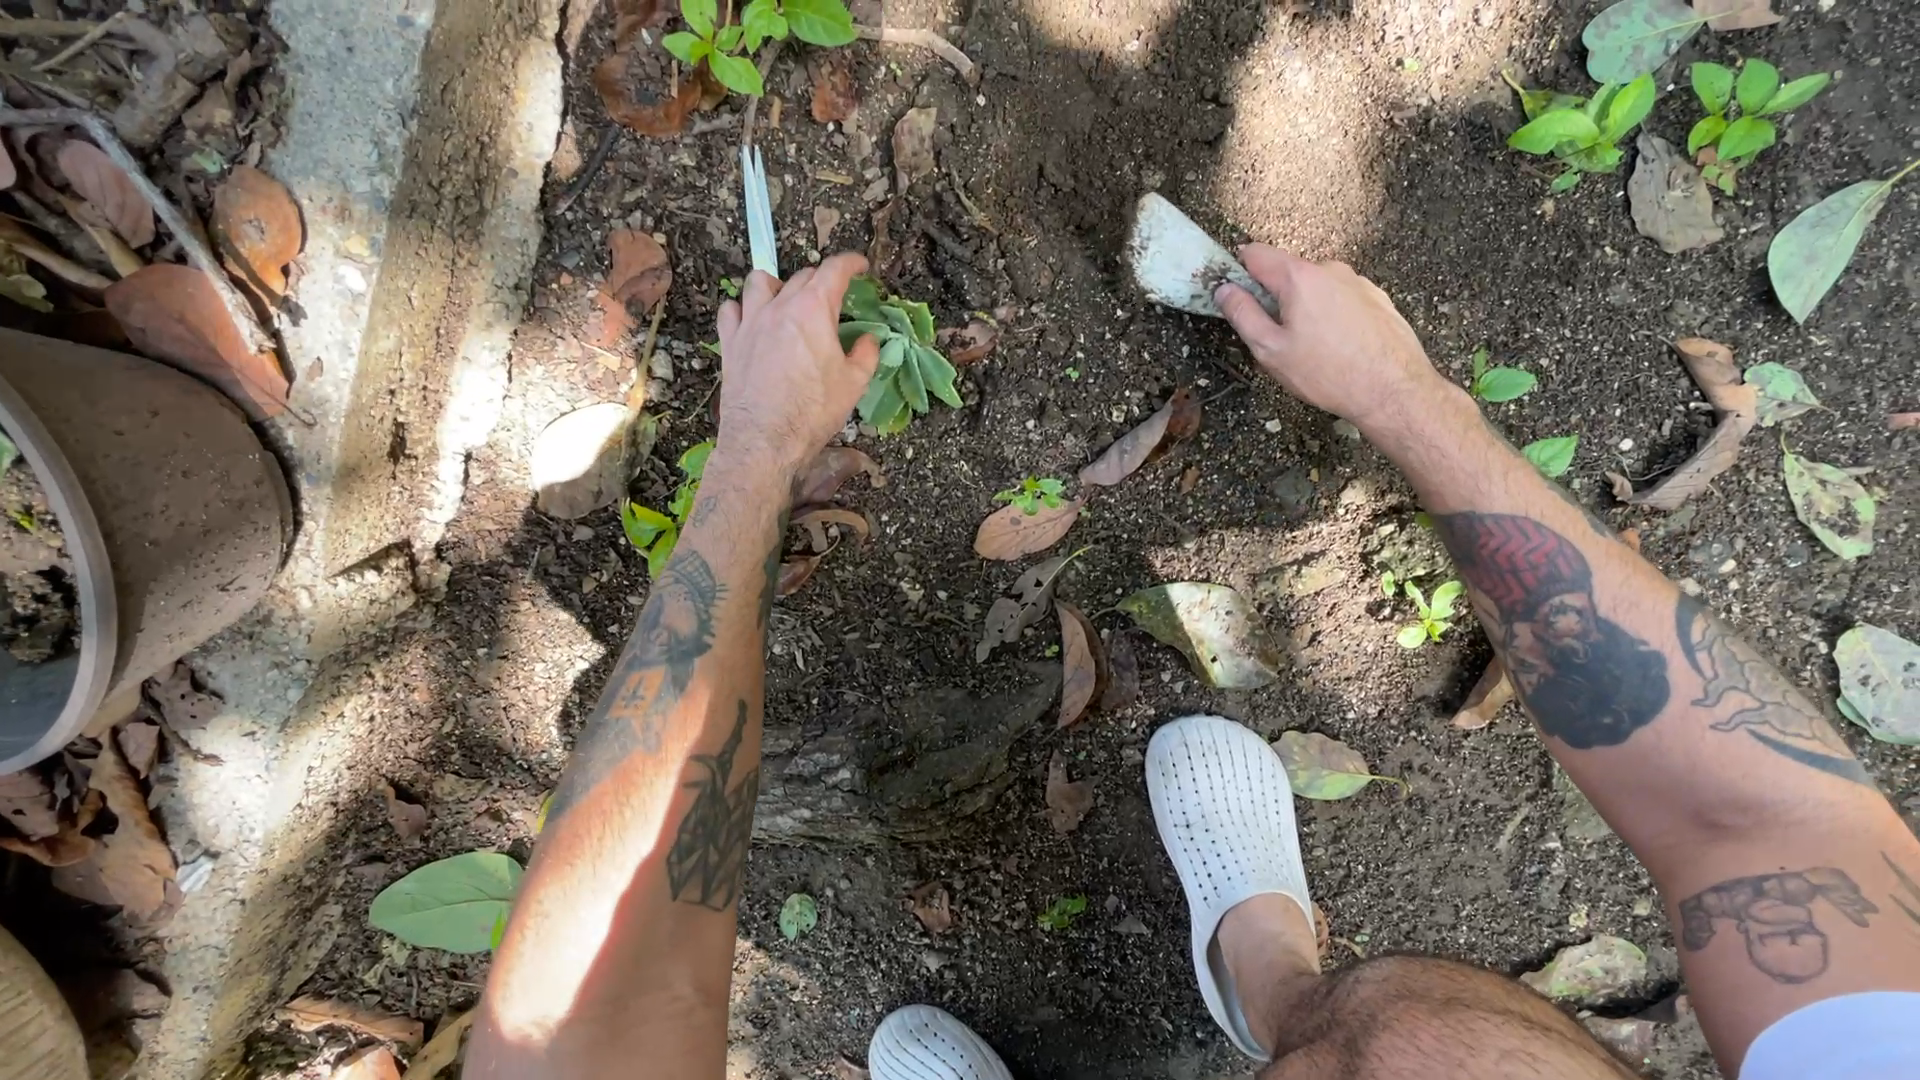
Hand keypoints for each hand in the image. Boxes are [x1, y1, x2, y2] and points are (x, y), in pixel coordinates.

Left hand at [713, 253, 880, 478]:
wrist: (765, 440)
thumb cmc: (813, 412)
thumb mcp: (854, 384)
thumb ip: (865, 354)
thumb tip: (868, 340)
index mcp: (813, 310)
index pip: (833, 271)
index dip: (850, 263)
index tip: (860, 266)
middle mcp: (779, 307)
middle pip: (801, 276)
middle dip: (821, 280)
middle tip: (833, 297)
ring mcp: (750, 322)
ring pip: (759, 282)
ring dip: (777, 285)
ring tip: (786, 300)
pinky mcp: (730, 342)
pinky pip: (731, 310)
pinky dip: (744, 309)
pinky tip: (752, 321)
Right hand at [1214, 244, 1449, 435]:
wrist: (1392, 389)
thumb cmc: (1328, 373)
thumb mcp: (1270, 349)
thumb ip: (1242, 314)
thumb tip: (1225, 291)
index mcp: (1299, 277)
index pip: (1255, 253)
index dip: (1237, 270)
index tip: (1232, 294)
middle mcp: (1329, 270)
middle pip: (1286, 272)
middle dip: (1272, 297)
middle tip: (1272, 338)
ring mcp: (1356, 281)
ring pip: (1313, 287)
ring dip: (1301, 308)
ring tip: (1307, 348)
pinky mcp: (1375, 297)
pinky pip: (1338, 299)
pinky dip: (1327, 315)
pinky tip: (1333, 347)